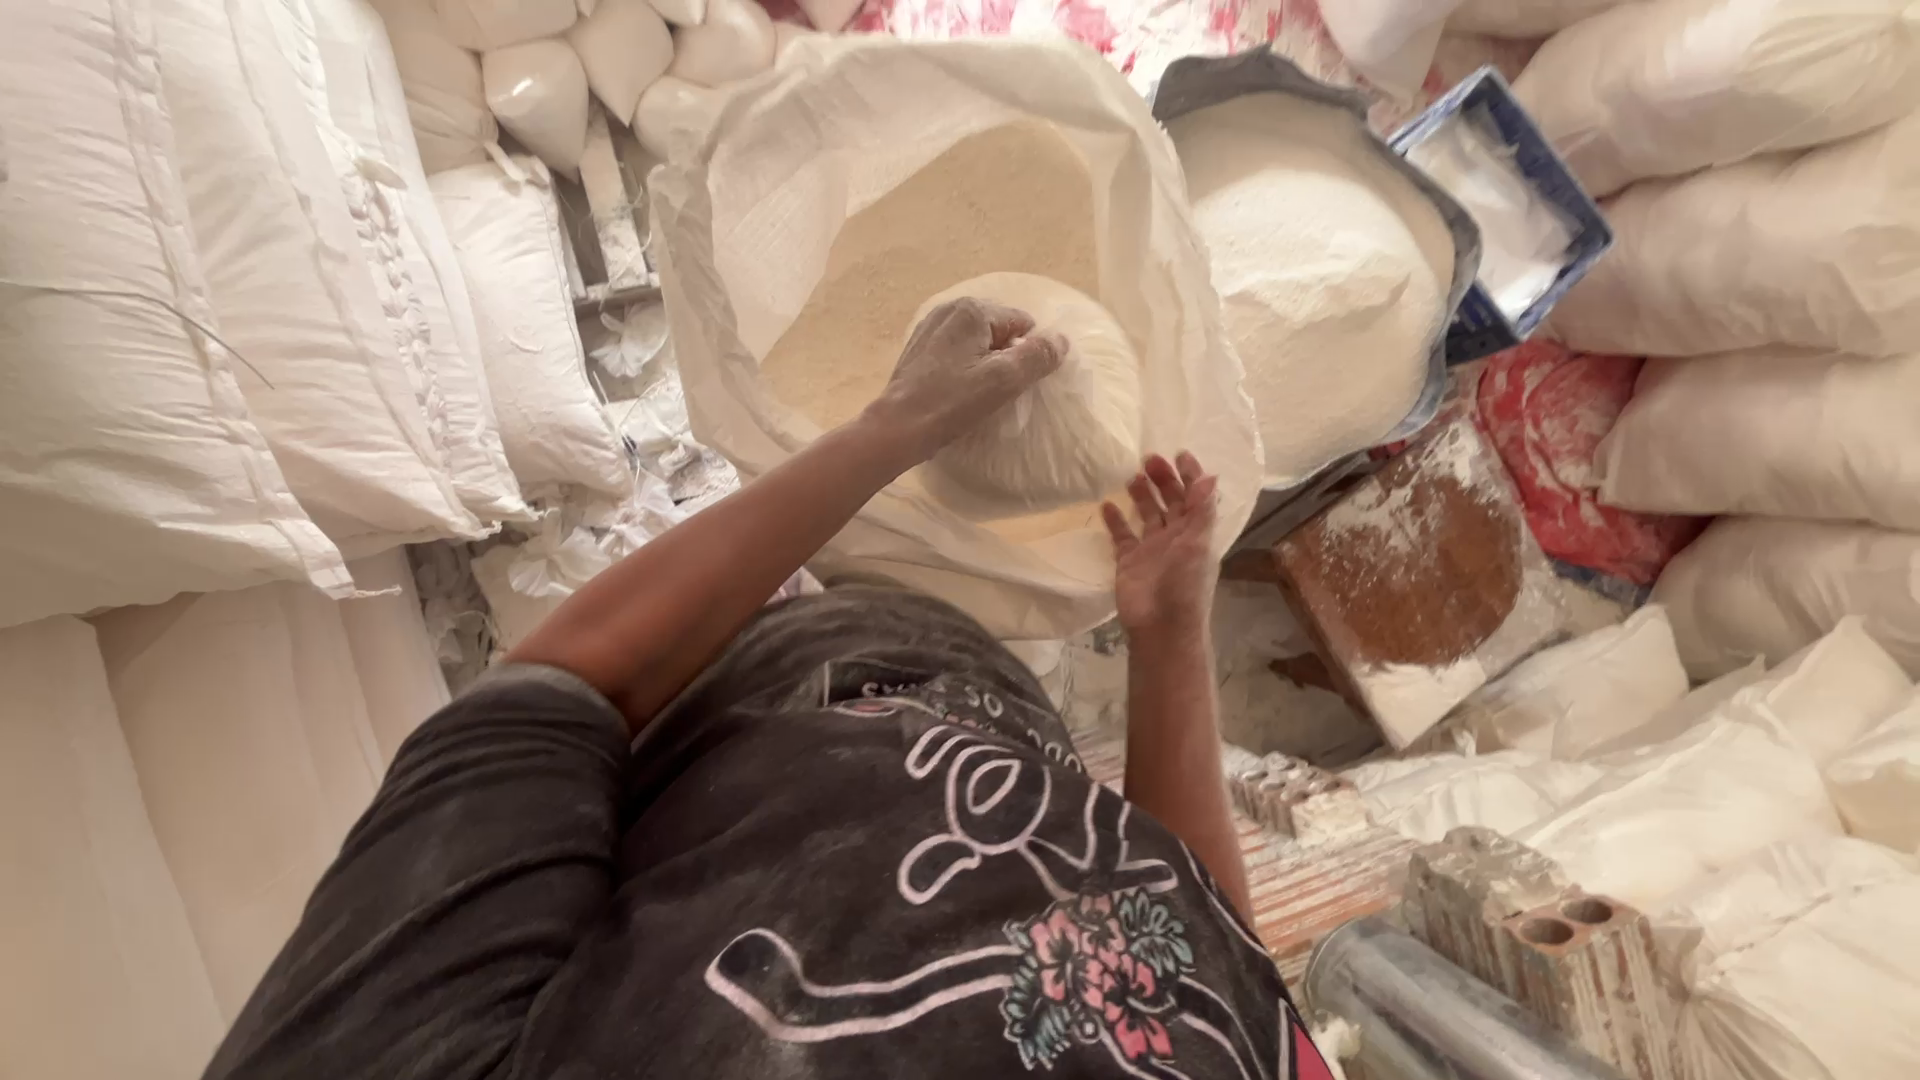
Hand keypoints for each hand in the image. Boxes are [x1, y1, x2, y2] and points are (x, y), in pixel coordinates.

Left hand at [862, 298, 1065, 462]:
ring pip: (976, 342)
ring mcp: (930, 327)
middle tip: (995, 390)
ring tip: (975, 393)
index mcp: (973, 310)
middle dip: (1004, 357)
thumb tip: (1060, 341)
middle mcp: (950, 309)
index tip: (1013, 384)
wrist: (898, 427)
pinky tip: (955, 390)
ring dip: (983, 364)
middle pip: (999, 330)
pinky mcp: (918, 348)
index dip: (1026, 355)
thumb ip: (1037, 357)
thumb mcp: (1003, 381)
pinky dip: (962, 367)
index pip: (1022, 324)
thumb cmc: (952, 403)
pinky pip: (955, 351)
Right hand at [1103, 453, 1218, 636]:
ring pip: (1148, 514)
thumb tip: (1211, 476)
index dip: (1191, 475)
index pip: (1196, 497)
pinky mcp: (1129, 561)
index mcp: (1196, 533)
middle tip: (1149, 459)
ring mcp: (1151, 549)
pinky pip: (1122, 535)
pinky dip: (1116, 520)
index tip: (1179, 454)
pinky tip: (1107, 504)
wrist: (1160, 626)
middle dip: (1163, 479)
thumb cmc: (1184, 586)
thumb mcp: (1198, 545)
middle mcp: (1175, 537)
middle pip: (1171, 501)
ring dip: (1142, 495)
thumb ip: (1202, 511)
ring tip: (1131, 476)